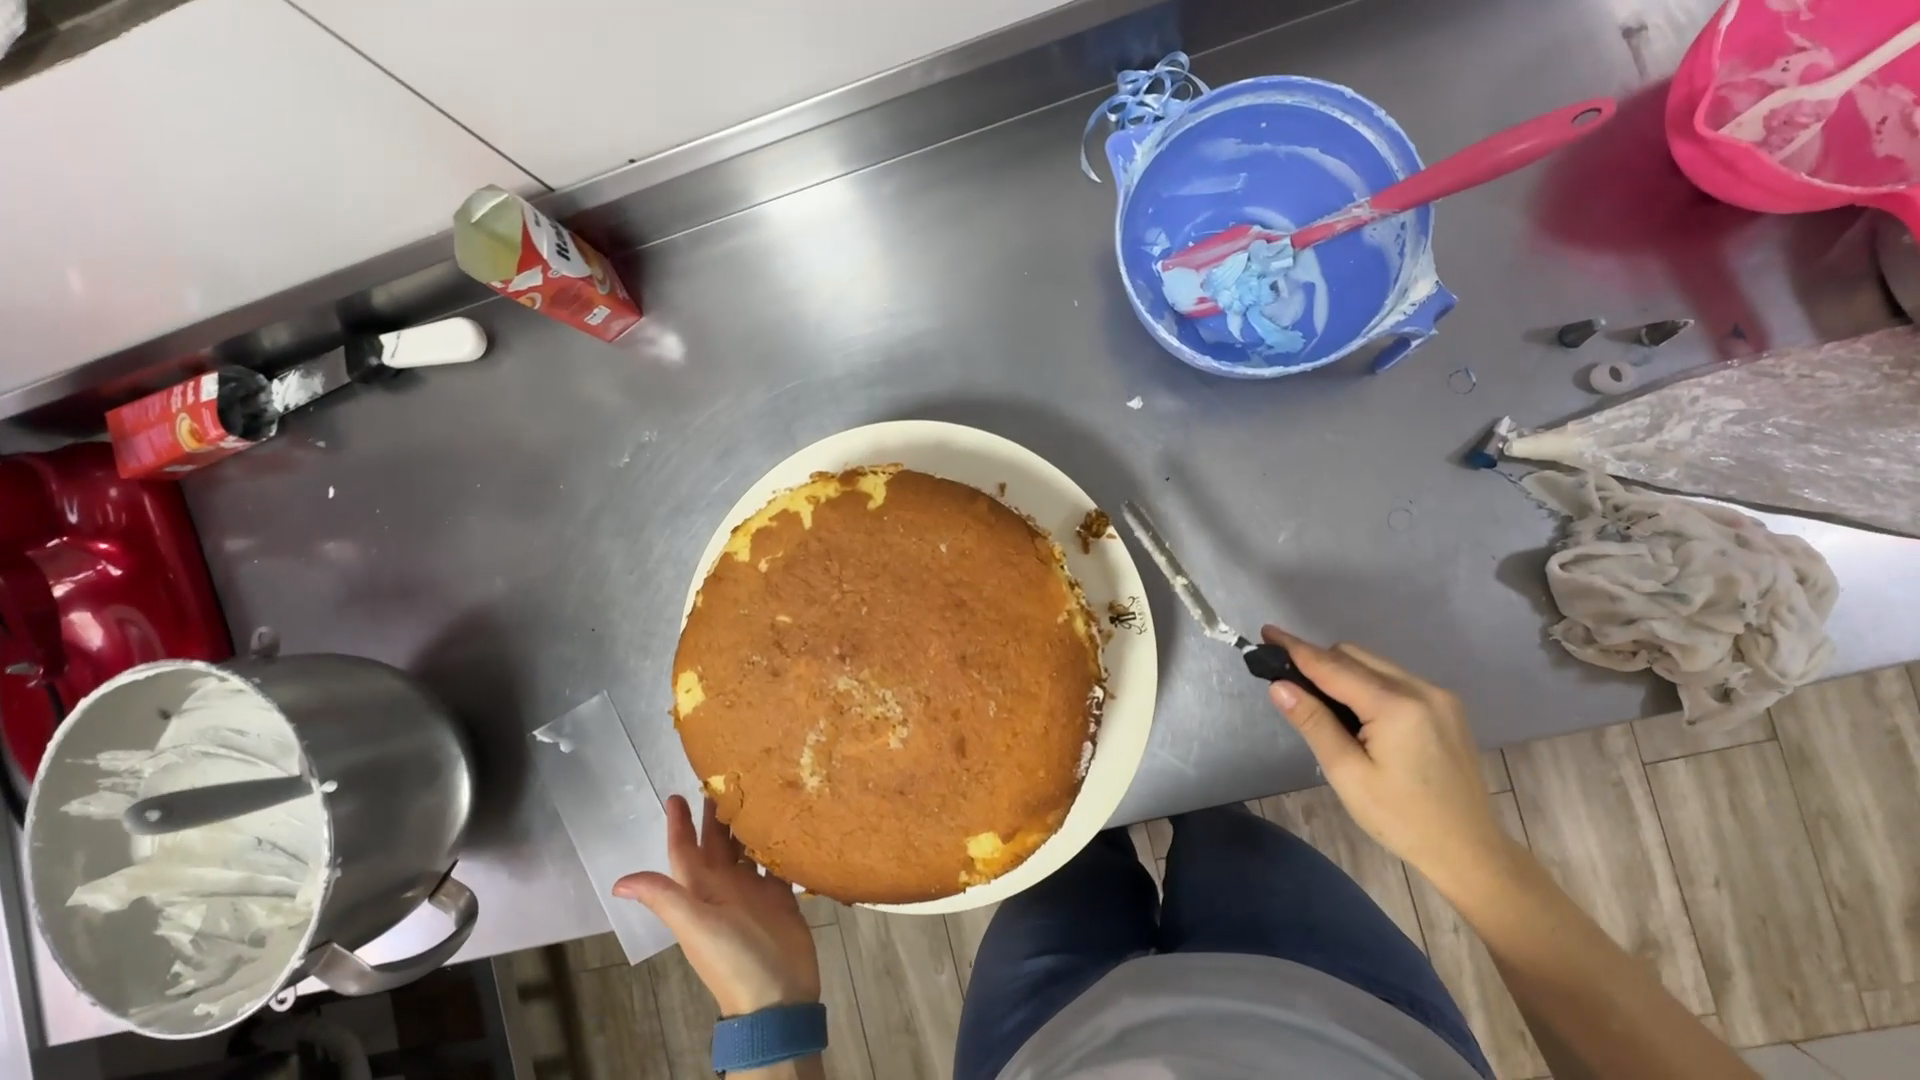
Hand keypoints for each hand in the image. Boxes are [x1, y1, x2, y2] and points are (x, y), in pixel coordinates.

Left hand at [613, 795, 820, 1015]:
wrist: (777, 996)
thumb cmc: (733, 960)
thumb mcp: (697, 927)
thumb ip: (665, 899)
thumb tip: (618, 882)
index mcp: (700, 892)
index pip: (685, 851)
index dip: (679, 825)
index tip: (676, 795)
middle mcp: (724, 887)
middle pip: (716, 844)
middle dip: (715, 815)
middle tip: (722, 779)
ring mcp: (752, 891)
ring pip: (745, 849)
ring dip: (745, 824)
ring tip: (755, 792)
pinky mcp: (779, 896)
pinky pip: (775, 862)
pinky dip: (777, 843)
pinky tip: (785, 821)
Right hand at [1261, 626, 1514, 890]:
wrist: (1469, 850)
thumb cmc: (1401, 819)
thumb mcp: (1348, 774)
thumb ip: (1314, 723)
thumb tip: (1278, 686)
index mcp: (1396, 706)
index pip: (1333, 666)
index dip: (1295, 649)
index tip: (1267, 633)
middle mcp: (1421, 689)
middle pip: (1355, 656)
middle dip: (1318, 661)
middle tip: (1287, 682)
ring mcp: (1439, 696)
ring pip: (1375, 665)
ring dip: (1343, 673)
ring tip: (1319, 703)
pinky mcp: (1447, 708)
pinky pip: (1395, 680)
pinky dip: (1368, 684)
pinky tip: (1357, 714)